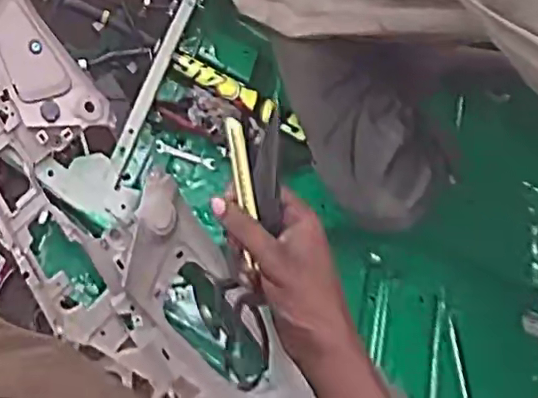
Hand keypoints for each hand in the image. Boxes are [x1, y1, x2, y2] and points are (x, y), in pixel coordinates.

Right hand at [211, 189, 365, 365]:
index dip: (245, 192)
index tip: (228, 204)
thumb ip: (242, 226)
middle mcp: (290, 231)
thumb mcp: (272, 257)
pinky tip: (253, 284)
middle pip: (250, 214)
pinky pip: (248, 257)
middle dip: (240, 234)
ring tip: (252, 274)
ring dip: (242, 256)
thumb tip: (217, 201)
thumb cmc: (307, 298)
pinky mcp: (273, 270)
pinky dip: (246, 270)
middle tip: (244, 249)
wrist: (320, 348)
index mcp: (299, 219)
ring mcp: (281, 252)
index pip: (266, 188)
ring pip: (245, 237)